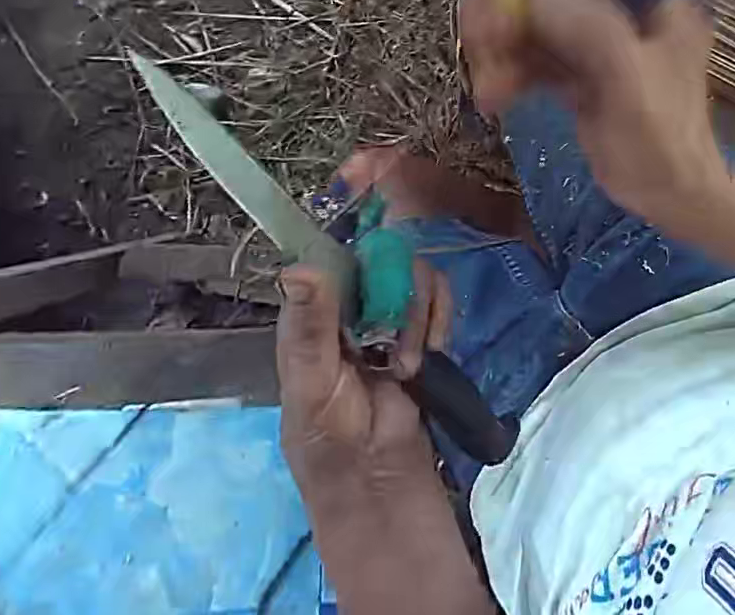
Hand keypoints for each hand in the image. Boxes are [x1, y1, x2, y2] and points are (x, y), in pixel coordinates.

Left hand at [274, 262, 451, 488]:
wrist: (382, 477)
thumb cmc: (331, 437)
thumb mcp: (311, 384)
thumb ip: (309, 326)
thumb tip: (294, 268)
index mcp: (311, 312)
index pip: (335, 258)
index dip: (359, 260)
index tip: (375, 285)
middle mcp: (350, 304)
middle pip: (383, 259)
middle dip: (397, 295)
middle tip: (395, 339)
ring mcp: (389, 312)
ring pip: (414, 274)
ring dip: (420, 316)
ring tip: (408, 362)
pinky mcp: (423, 324)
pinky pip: (438, 294)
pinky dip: (439, 319)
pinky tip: (432, 351)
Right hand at [458, 0, 732, 231]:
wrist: (671, 197)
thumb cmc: (662, 139)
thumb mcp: (630, 79)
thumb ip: (588, 27)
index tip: (512, 9)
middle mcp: (622, 13)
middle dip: (512, 18)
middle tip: (484, 48)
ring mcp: (598, 46)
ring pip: (536, 27)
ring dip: (504, 52)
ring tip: (489, 91)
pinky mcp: (579, 76)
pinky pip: (535, 60)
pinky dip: (511, 73)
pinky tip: (494, 99)